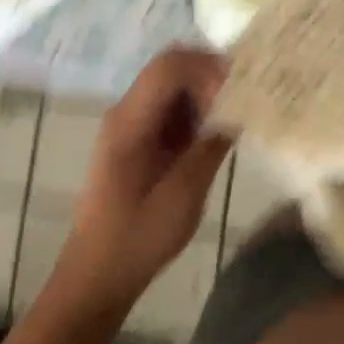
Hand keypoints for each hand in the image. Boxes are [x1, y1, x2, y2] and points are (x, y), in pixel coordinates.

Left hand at [56, 46, 232, 309]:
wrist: (98, 277)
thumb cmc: (137, 239)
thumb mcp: (182, 196)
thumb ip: (210, 146)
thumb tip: (239, 110)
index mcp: (129, 123)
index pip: (170, 67)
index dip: (208, 69)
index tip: (237, 95)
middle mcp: (127, 113)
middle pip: (173, 66)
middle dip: (212, 74)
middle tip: (245, 98)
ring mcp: (133, 124)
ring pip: (177, 83)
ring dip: (209, 91)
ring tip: (240, 112)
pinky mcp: (142, 138)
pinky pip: (175, 105)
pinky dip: (201, 108)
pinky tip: (222, 130)